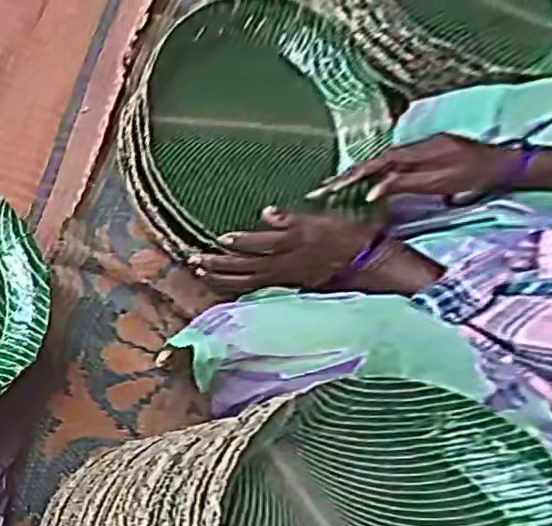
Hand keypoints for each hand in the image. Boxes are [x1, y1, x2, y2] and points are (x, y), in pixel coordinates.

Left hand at [189, 207, 382, 291]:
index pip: (259, 242)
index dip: (239, 240)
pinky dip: (225, 286)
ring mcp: (274, 275)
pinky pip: (243, 288)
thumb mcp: (322, 218)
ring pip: (237, 279)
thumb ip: (290, 218)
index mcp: (292, 241)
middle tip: (193, 258)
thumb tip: (266, 211)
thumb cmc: (342, 234)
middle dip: (214, 261)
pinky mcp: (273, 284)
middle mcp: (278, 261)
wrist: (358, 261)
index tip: (220, 237)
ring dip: (214, 276)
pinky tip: (211, 282)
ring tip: (197, 271)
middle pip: (240, 263)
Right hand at [309, 134, 524, 202]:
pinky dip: (371, 172)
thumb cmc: (472, 176)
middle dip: (345, 175)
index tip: (326, 190)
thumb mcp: (435, 182)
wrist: (508, 166)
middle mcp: (419, 146)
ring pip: (382, 161)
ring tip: (332, 187)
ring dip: (356, 174)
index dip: (350, 177)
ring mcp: (425, 149)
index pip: (376, 163)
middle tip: (319, 190)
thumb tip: (369, 192)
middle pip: (375, 160)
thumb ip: (401, 184)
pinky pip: (392, 163)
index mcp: (419, 152)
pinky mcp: (428, 156)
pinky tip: (361, 180)